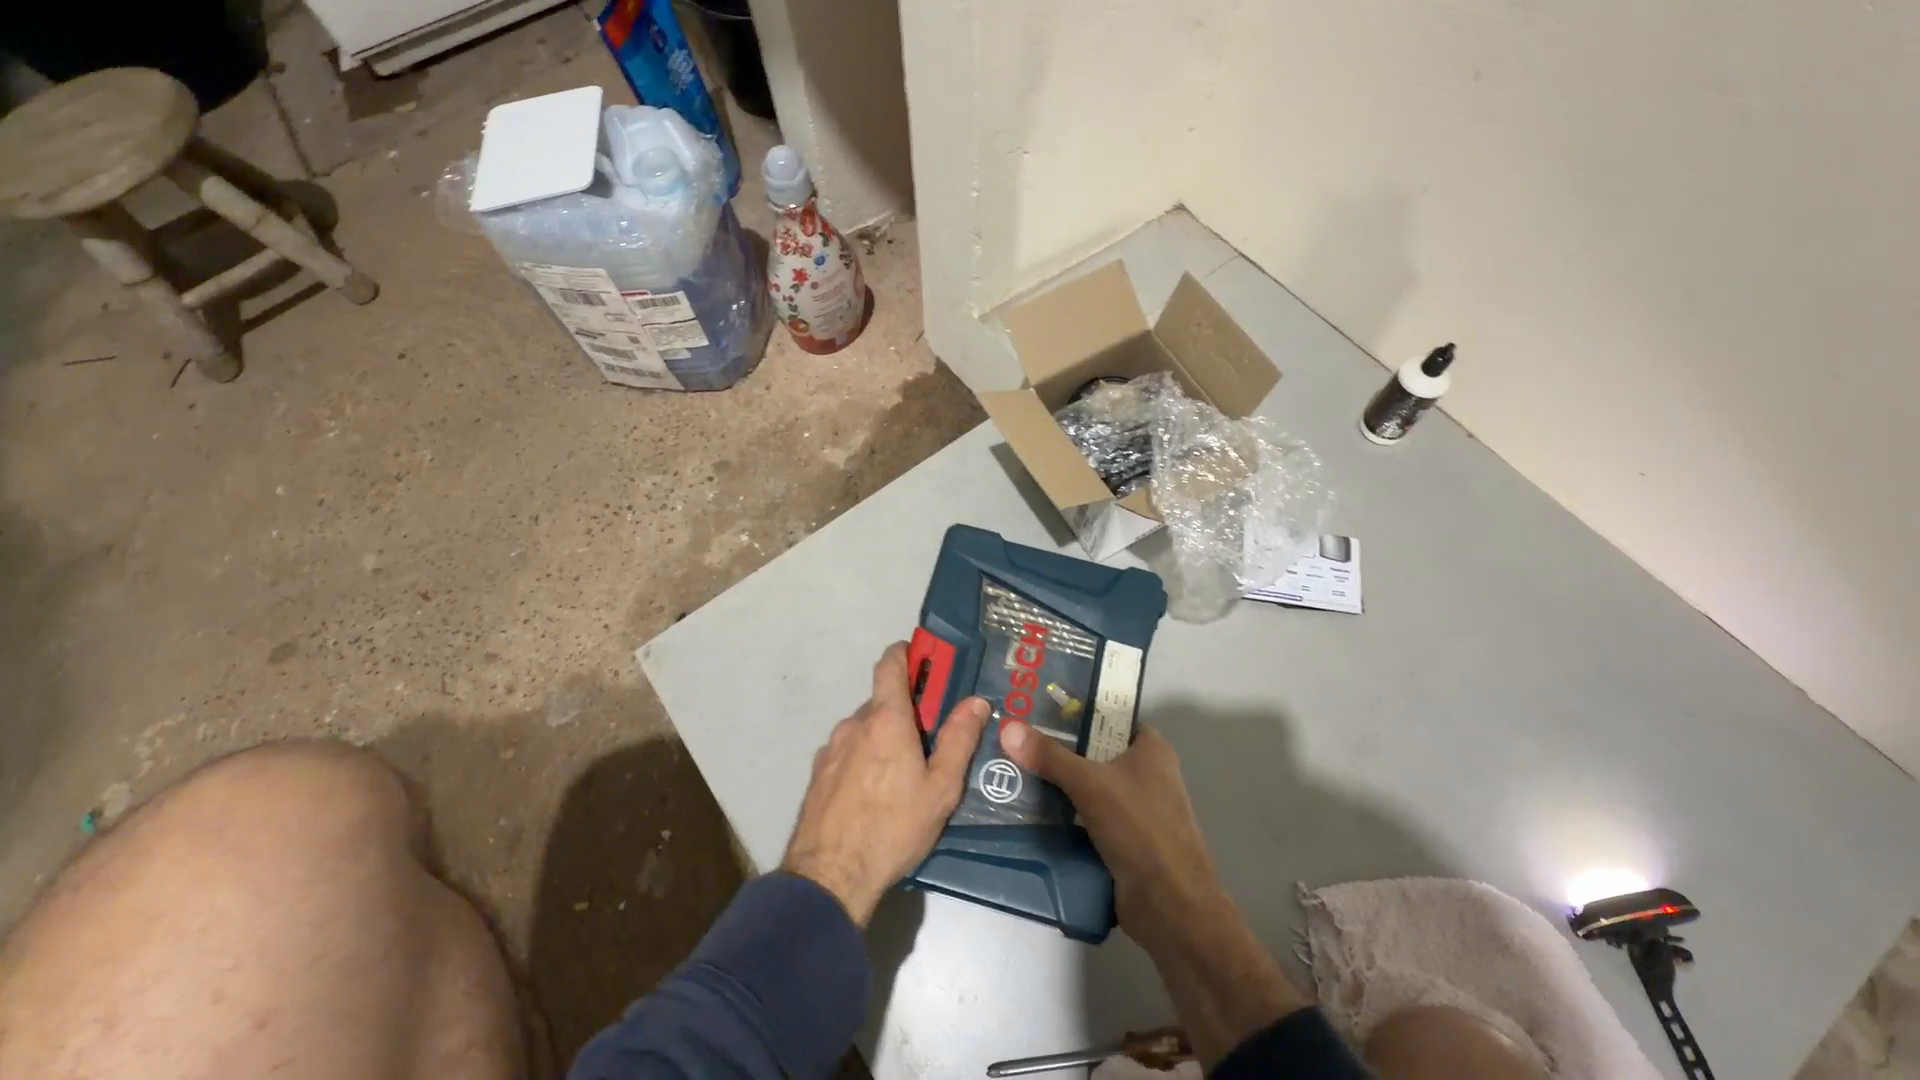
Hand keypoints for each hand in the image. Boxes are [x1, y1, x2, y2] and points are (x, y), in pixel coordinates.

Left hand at [781, 643, 989, 925]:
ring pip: (864, 731)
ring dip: (884, 741)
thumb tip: (976, 700)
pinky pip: (847, 754)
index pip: (890, 664)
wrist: (829, 875)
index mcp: (886, 720)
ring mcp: (830, 749)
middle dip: (906, 714)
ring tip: (904, 779)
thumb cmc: (894, 828)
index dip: (907, 653)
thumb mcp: (941, 788)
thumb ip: (959, 739)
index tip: (926, 659)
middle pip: (882, 703)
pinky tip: (876, 796)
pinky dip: (864, 761)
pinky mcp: (817, 775)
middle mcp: (853, 724)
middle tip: (931, 743)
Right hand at [1000, 720, 1307, 1066]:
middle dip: (1057, 750)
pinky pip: (1086, 819)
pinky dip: (1063, 816)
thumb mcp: (1091, 785)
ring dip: (1057, 786)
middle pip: (1094, 753)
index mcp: (1151, 750)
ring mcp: (1135, 810)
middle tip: (1013, 742)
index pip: (1109, 718)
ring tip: (1010, 773)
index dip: (1075, 712)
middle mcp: (1146, 774)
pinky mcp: (1123, 841)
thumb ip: (1050, 756)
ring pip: (1088, 788)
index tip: (1035, 710)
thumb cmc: (1140, 829)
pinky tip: (1027, 813)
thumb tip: (1008, 727)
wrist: (1170, 904)